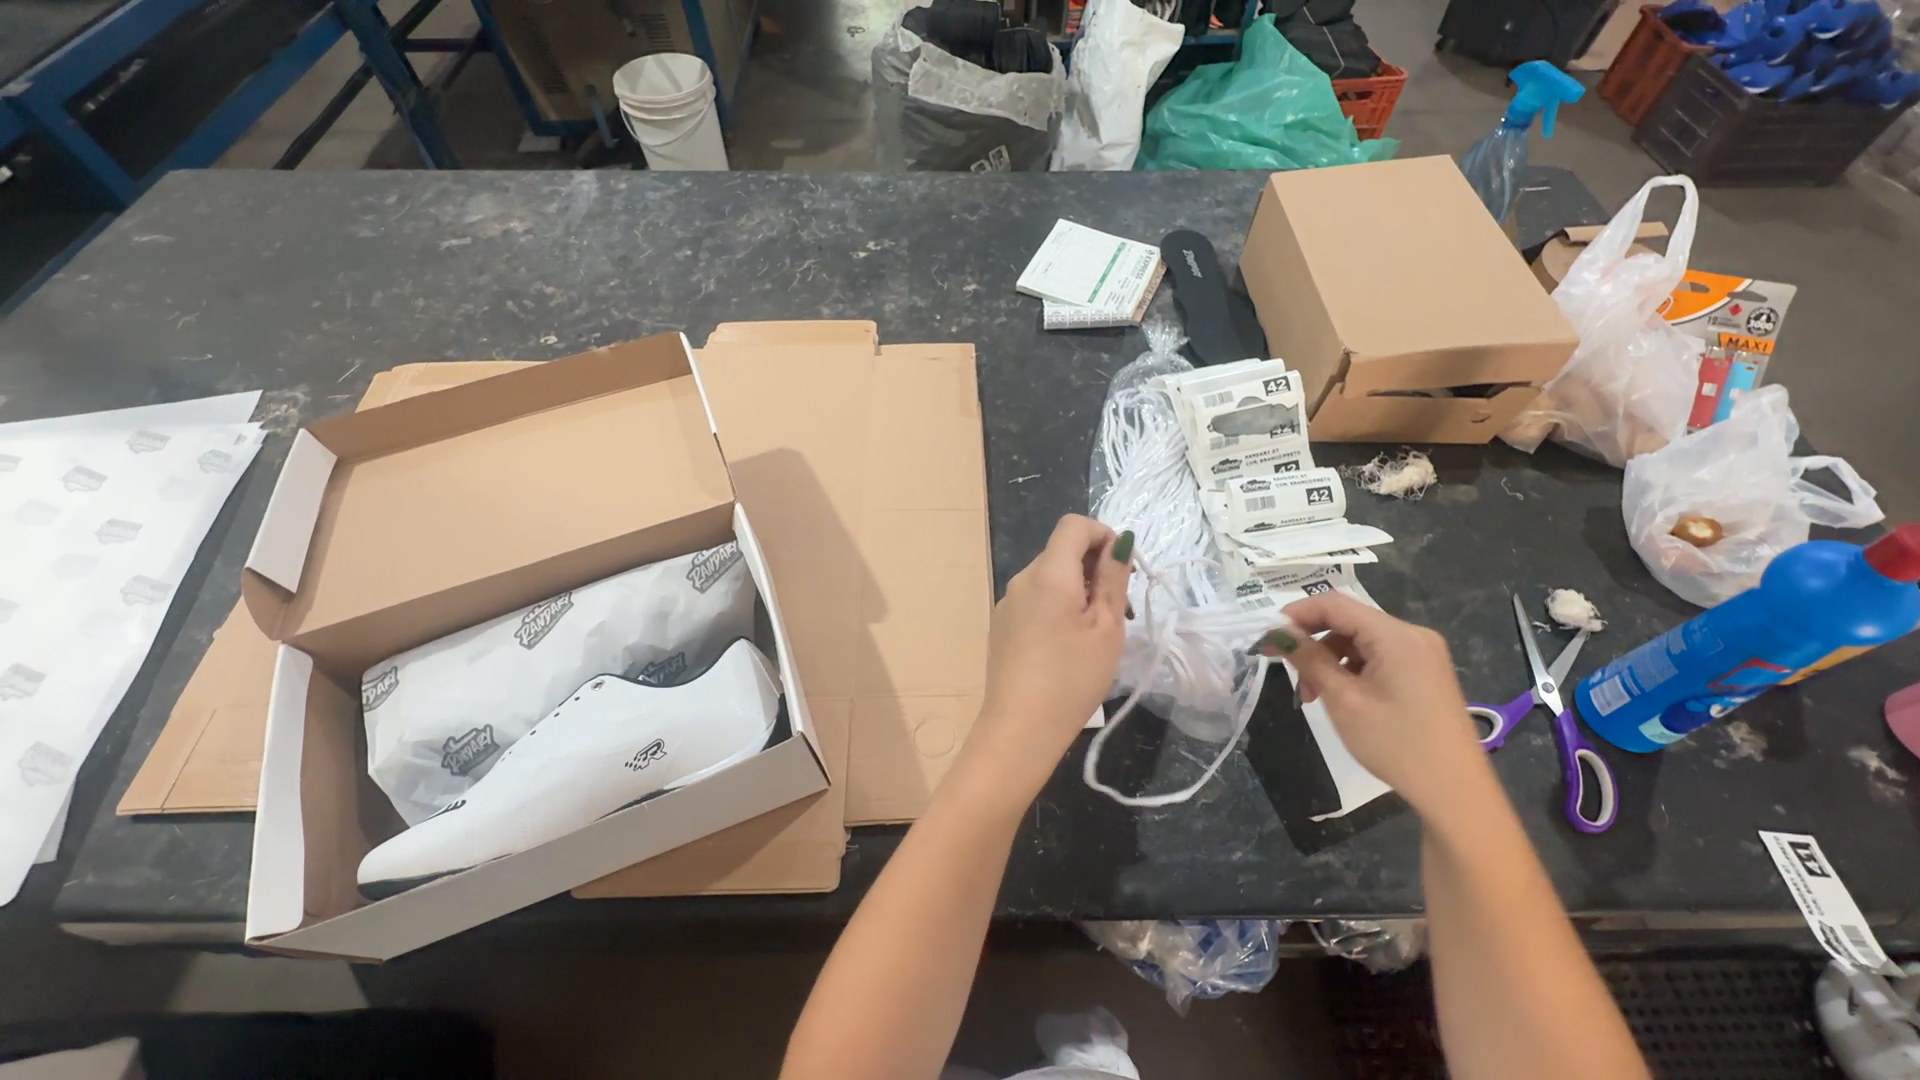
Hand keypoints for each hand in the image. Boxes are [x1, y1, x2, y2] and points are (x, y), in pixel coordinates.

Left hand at [963, 515, 1131, 803]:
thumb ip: (1113, 580)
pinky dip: (1056, 608)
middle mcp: (1022, 580)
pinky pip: (1034, 601)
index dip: (1103, 535)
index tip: (1123, 569)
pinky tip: (1067, 648)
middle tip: (1120, 610)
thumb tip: (1119, 542)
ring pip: (1048, 578)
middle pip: (1061, 552)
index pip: (1074, 525)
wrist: (1019, 728)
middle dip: (1094, 567)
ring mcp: (1007, 603)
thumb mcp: (1107, 628)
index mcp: (1049, 574)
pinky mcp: (1001, 626)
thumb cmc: (1072, 678)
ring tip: (1096, 634)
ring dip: (1077, 590)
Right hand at [1254, 592, 1483, 816]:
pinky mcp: (1425, 671)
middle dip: (1312, 640)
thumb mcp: (1343, 700)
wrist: (1455, 790)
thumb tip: (1277, 632)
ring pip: (1361, 640)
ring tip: (1312, 695)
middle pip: (1348, 620)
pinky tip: (1340, 695)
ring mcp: (1422, 653)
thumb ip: (1309, 659)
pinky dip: (1351, 668)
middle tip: (1283, 668)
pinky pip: (1378, 655)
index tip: (1267, 637)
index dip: (1296, 614)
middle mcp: (1412, 635)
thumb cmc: (1395, 744)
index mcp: (1396, 635)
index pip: (1335, 604)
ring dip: (1329, 658)